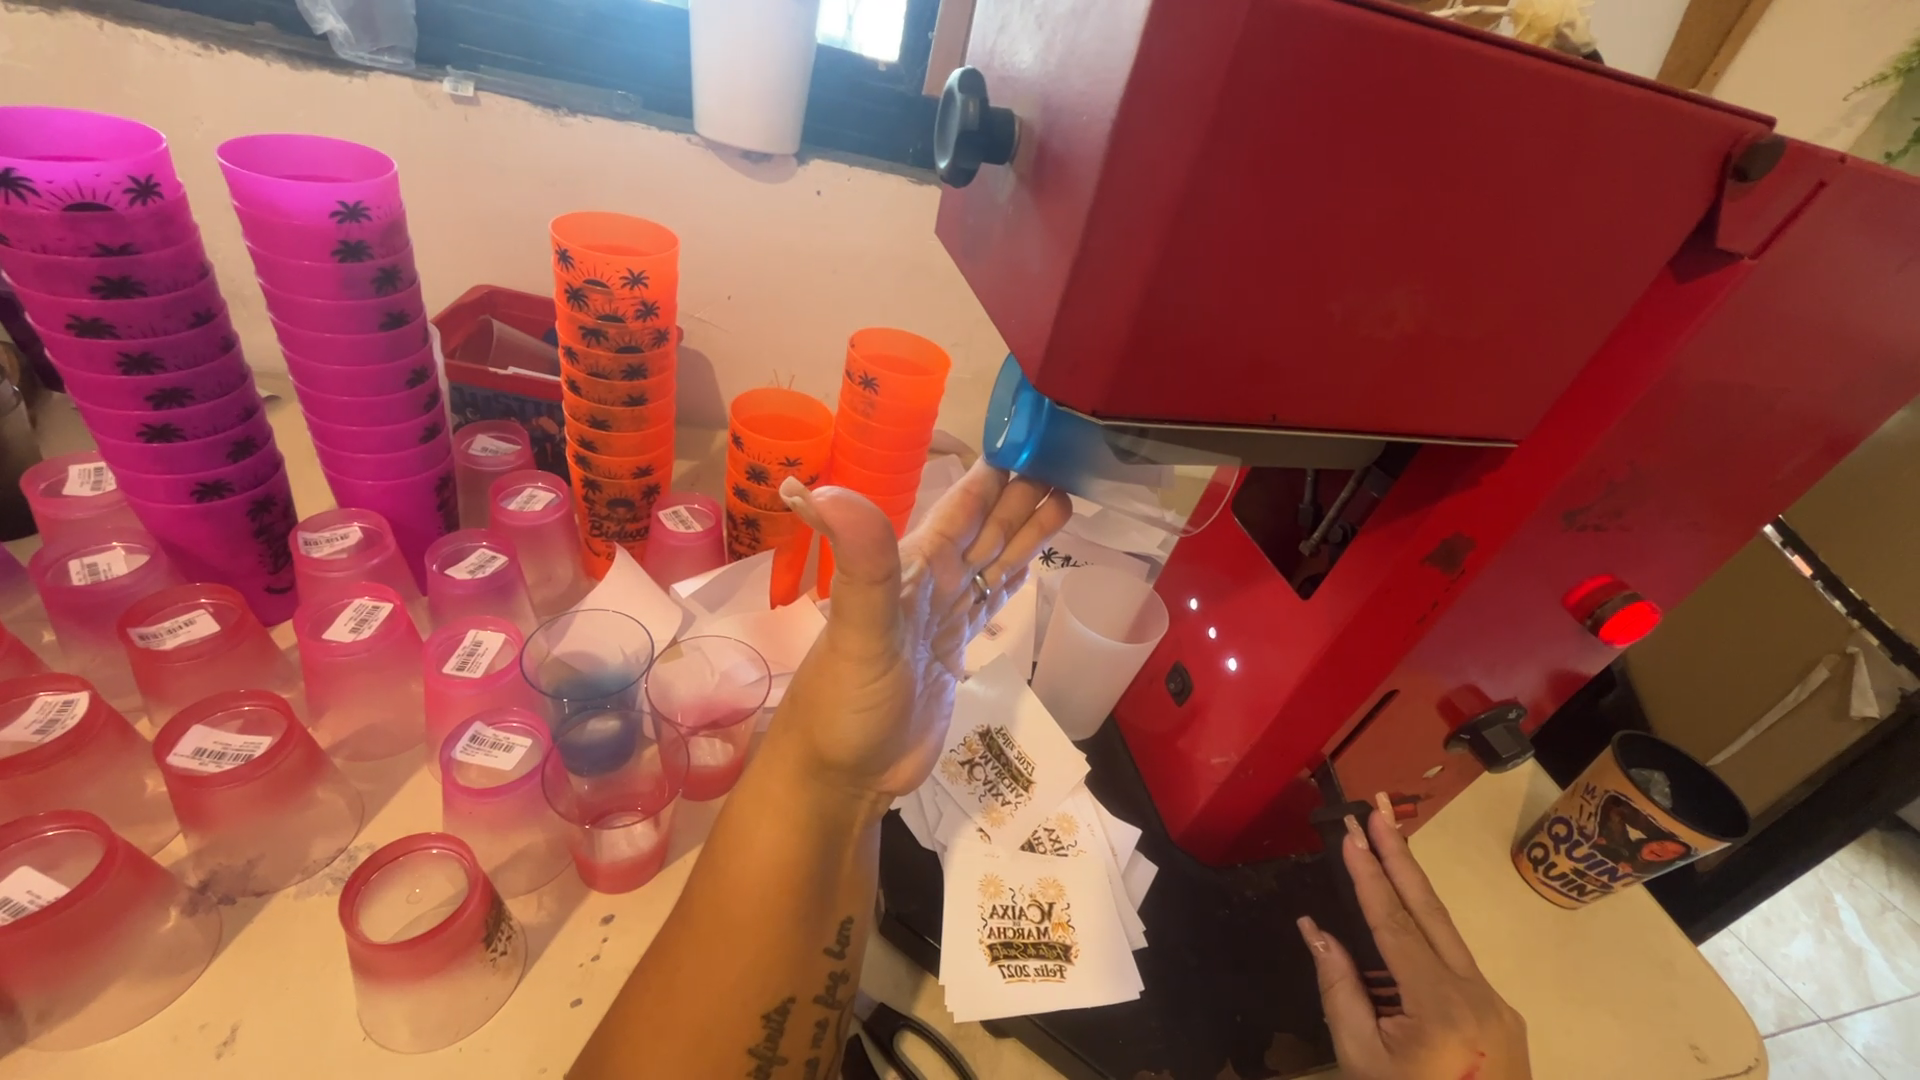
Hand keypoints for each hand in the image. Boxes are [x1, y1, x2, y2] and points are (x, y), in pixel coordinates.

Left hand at [771, 464, 1071, 807]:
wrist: (845, 772)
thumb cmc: (848, 700)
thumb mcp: (861, 630)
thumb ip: (862, 562)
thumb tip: (824, 488)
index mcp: (915, 566)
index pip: (963, 506)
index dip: (995, 473)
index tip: (1035, 438)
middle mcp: (932, 582)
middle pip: (987, 527)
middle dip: (1023, 495)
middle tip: (1068, 462)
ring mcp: (945, 617)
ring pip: (994, 560)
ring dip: (1025, 531)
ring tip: (1065, 500)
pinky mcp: (956, 650)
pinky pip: (992, 600)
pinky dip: (1015, 578)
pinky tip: (1031, 563)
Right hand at [1298, 804, 1530, 1079]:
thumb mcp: (1362, 1059)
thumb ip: (1340, 989)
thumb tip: (1316, 930)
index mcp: (1440, 1006)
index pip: (1394, 924)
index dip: (1369, 876)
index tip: (1352, 833)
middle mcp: (1477, 995)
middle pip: (1430, 911)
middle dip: (1402, 855)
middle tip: (1380, 807)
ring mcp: (1495, 1005)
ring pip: (1446, 930)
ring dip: (1413, 882)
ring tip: (1389, 838)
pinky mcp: (1499, 1016)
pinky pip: (1453, 958)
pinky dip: (1424, 923)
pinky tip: (1403, 906)